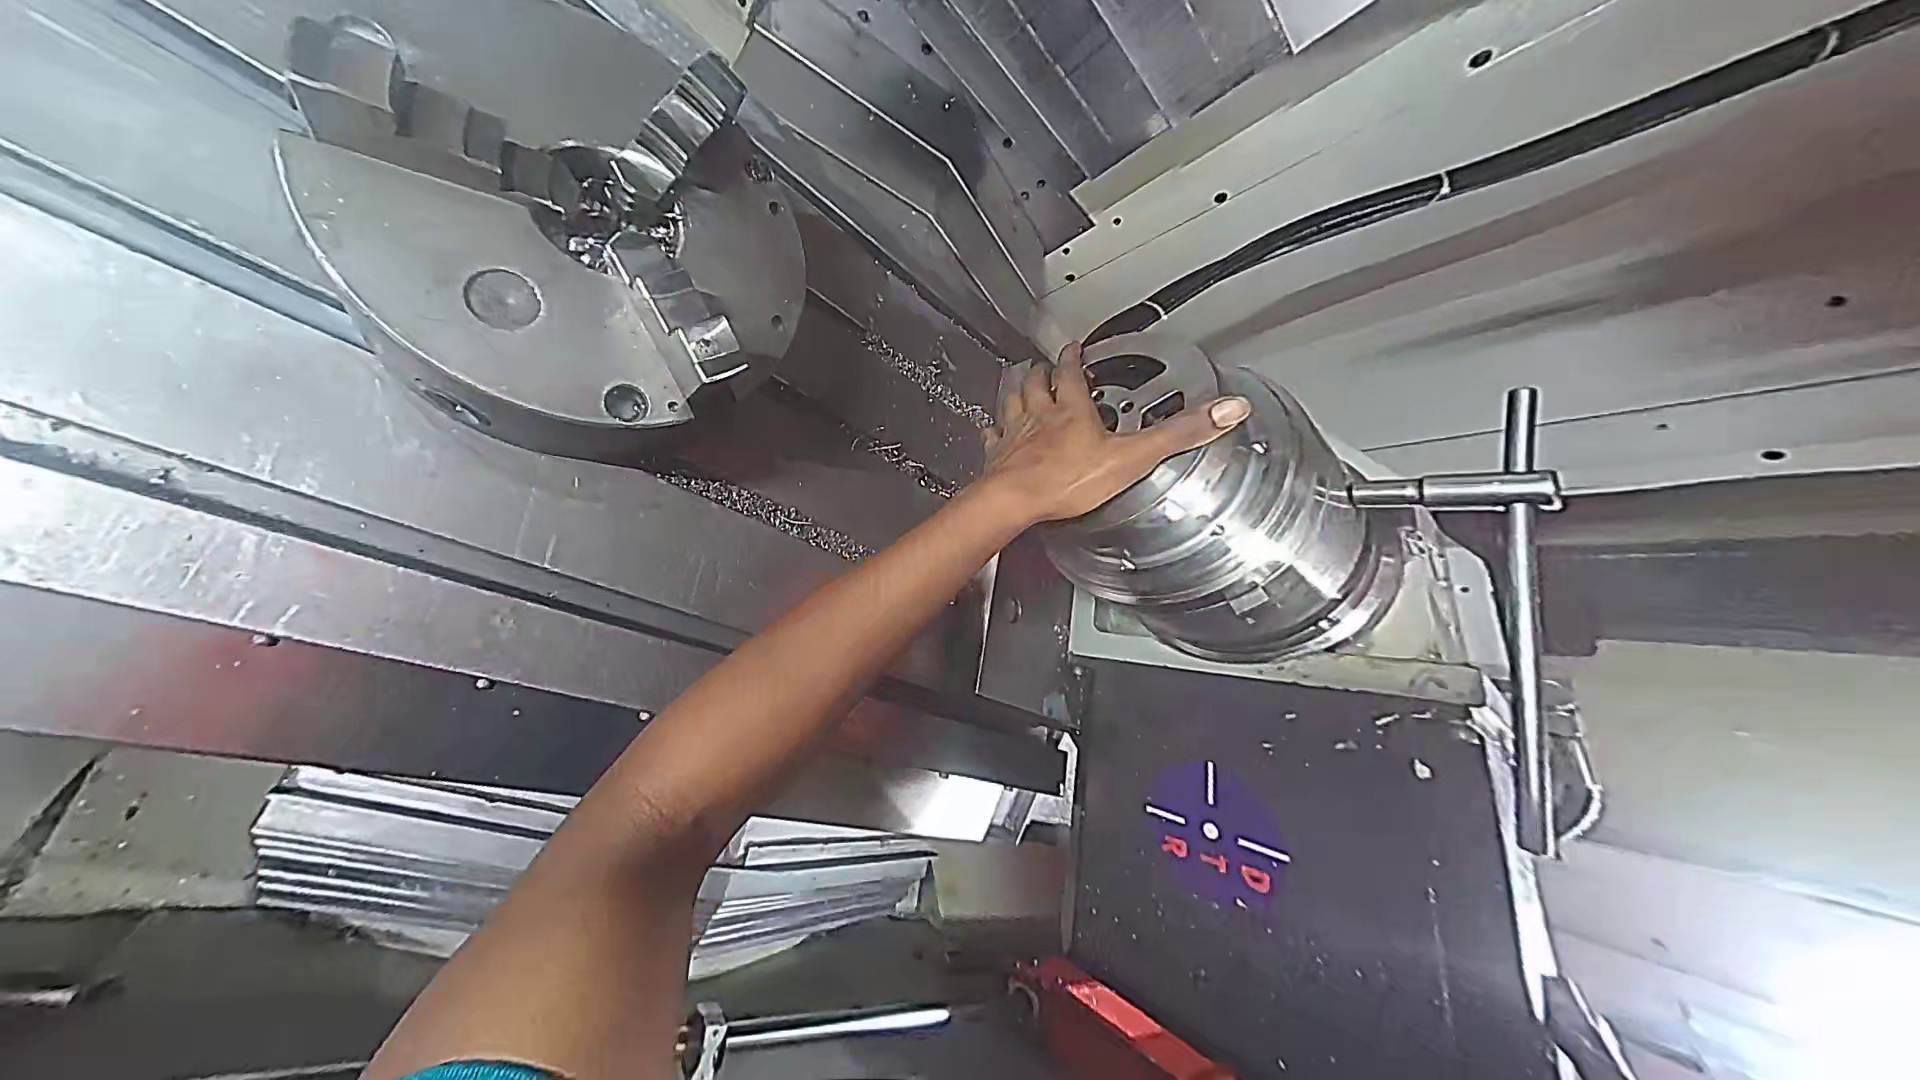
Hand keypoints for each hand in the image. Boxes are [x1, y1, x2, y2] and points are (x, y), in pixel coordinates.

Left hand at [980, 341, 1250, 523]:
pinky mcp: (997, 461)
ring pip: (1012, 403)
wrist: (1017, 500)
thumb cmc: (1067, 480)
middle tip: (1043, 364)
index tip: (1074, 348)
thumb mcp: (1133, 456)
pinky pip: (992, 439)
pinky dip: (992, 432)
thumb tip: (1228, 409)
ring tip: (1016, 380)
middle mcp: (1039, 417)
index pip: (1072, 373)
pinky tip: (990, 430)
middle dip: (1042, 371)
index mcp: (1070, 411)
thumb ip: (1178, 433)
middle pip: (1037, 384)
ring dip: (1016, 390)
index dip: (1074, 358)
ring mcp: (1014, 437)